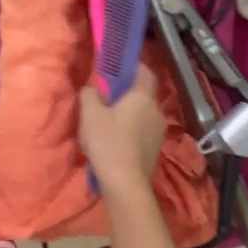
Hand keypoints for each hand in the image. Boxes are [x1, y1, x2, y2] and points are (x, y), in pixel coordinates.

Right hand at [79, 64, 164, 193]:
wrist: (124, 181)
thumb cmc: (107, 141)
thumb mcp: (89, 113)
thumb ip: (90, 94)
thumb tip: (93, 88)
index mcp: (143, 97)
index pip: (145, 72)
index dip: (134, 66)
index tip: (118, 66)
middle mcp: (156, 111)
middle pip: (144, 94)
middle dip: (127, 92)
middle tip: (107, 95)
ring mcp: (159, 131)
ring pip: (143, 113)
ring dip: (129, 112)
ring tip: (109, 119)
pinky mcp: (155, 148)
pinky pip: (143, 130)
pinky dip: (131, 128)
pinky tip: (116, 138)